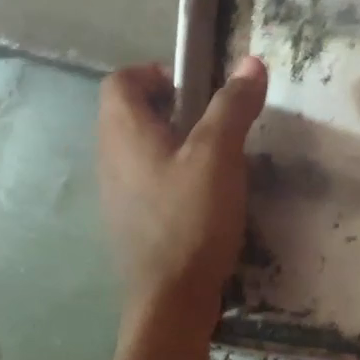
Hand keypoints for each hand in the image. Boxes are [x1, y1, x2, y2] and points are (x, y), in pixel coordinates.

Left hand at [96, 56, 268, 337]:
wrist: (171, 298)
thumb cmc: (191, 219)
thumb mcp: (219, 156)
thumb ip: (233, 107)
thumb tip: (251, 62)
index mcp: (122, 130)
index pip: (122, 80)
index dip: (155, 74)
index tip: (196, 89)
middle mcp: (109, 157)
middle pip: (129, 115)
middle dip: (169, 110)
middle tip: (212, 125)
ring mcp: (116, 195)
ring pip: (139, 153)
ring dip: (171, 147)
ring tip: (213, 163)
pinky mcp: (131, 225)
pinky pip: (147, 186)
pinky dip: (171, 180)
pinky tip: (203, 202)